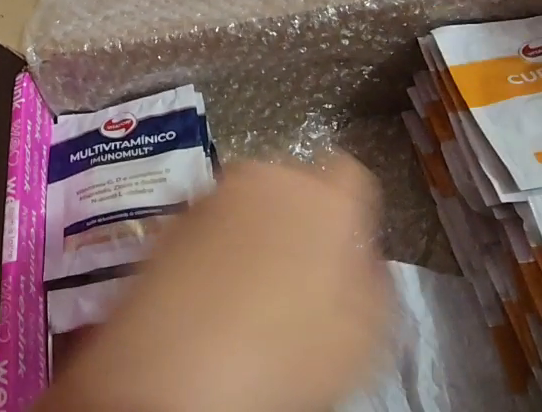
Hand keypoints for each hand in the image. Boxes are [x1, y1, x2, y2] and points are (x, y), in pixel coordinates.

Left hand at [40, 154, 387, 411]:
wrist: (177, 364)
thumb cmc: (287, 353)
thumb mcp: (363, 333)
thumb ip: (369, 280)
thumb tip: (358, 259)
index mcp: (326, 198)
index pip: (351, 177)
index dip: (351, 212)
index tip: (347, 247)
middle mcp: (268, 177)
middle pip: (294, 184)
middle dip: (299, 217)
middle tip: (298, 272)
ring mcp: (214, 192)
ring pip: (247, 200)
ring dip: (253, 228)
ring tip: (250, 287)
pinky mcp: (172, 214)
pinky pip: (209, 220)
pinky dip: (214, 242)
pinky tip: (211, 289)